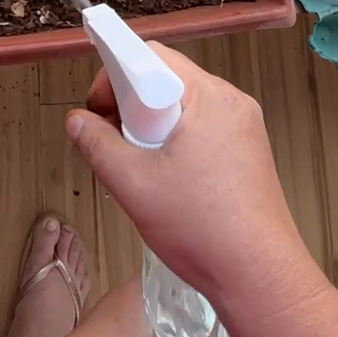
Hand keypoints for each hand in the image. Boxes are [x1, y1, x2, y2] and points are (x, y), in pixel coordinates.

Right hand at [63, 43, 330, 334]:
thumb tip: (77, 120)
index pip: (151, 56)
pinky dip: (176, 138)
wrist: (260, 281)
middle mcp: (231, 101)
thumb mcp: (133, 184)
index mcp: (208, 97)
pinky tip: (169, 175)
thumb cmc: (205, 231)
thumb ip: (97, 144)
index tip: (100, 106)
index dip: (116, 75)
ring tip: (144, 165)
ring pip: (182, 104)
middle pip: (166, 79)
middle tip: (117, 140)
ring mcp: (243, 124)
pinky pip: (201, 124)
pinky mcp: (247, 147)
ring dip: (153, 125)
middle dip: (132, 105)